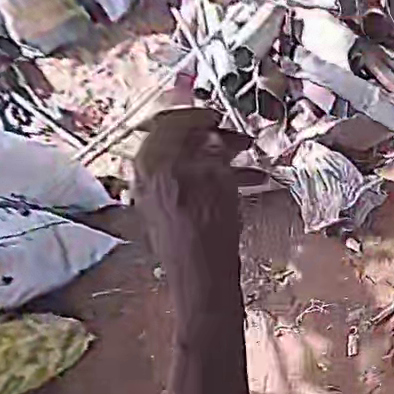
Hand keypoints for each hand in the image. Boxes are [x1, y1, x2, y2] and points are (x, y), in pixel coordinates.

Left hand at [134, 108, 253, 293]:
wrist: (201, 279)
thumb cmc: (210, 230)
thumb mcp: (220, 180)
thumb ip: (214, 151)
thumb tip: (213, 136)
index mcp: (154, 161)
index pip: (170, 121)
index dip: (198, 114)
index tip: (220, 116)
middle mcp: (146, 175)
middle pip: (176, 142)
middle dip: (209, 137)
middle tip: (237, 137)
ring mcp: (153, 195)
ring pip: (185, 164)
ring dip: (215, 157)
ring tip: (247, 159)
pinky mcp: (165, 213)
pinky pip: (187, 184)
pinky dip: (211, 178)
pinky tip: (242, 184)